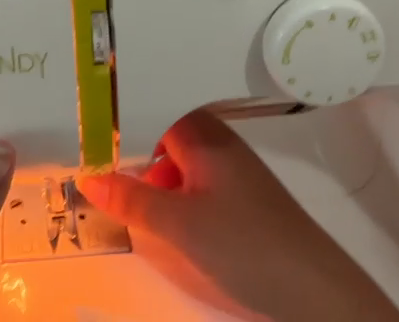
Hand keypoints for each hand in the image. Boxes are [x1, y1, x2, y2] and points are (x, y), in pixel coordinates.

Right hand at [79, 112, 398, 321]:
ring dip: (149, 173)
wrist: (315, 292)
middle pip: (162, 131)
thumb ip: (130, 199)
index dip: (118, 115)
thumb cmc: (243, 244)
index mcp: (203, 134)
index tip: (83, 124)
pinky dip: (171, 192)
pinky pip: (193, 181)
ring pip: (177, 159)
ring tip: (119, 193)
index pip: (152, 106)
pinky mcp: (240, 198)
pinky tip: (160, 217)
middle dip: (129, 146)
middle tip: (91, 161)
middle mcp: (218, 142)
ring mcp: (231, 169)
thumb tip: (87, 175)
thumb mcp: (177, 225)